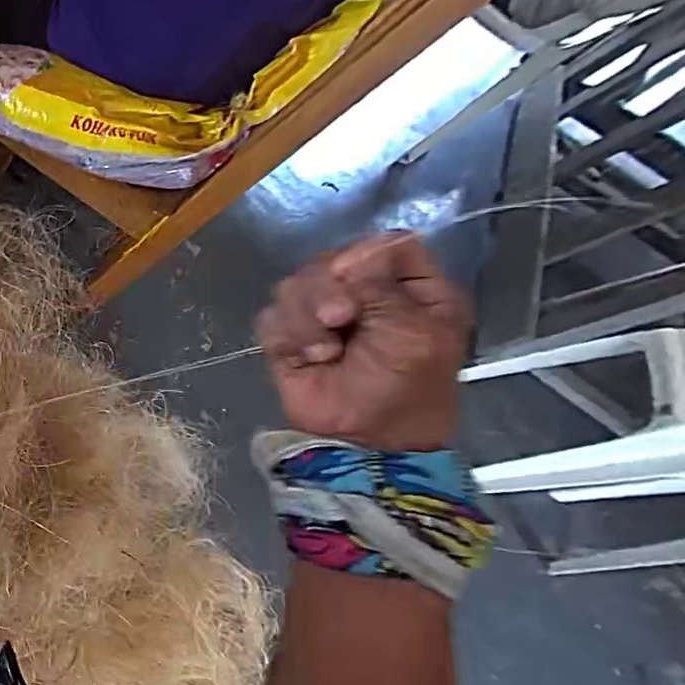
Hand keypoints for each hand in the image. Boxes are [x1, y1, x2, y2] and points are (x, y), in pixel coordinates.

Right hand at [256, 231, 470, 451]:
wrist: (360, 438)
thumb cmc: (405, 388)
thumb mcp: (414, 335)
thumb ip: (384, 289)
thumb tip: (352, 255)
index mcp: (408, 290)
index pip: (382, 246)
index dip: (362, 255)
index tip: (353, 277)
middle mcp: (363, 296)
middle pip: (328, 260)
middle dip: (325, 290)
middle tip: (338, 319)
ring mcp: (319, 317)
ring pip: (292, 286)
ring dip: (304, 318)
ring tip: (323, 350)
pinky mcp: (286, 338)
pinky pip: (270, 317)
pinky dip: (285, 336)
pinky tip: (305, 358)